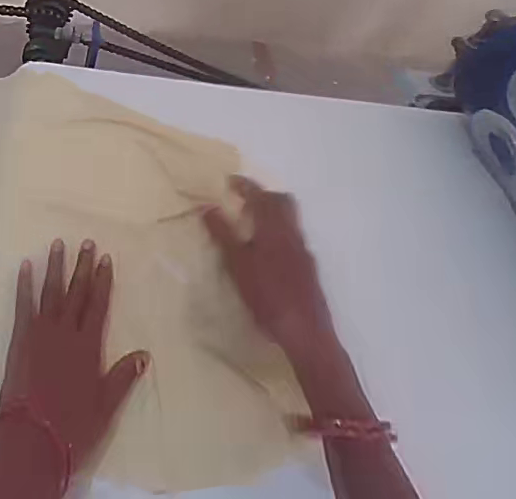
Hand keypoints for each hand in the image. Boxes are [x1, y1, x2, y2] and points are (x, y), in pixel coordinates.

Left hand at [0, 239, 150, 473]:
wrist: (30, 439)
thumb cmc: (72, 426)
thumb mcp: (106, 406)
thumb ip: (124, 377)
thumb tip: (144, 354)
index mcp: (88, 345)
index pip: (98, 304)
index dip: (103, 280)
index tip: (105, 258)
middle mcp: (66, 331)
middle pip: (77, 291)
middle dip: (83, 266)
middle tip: (86, 242)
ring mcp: (41, 331)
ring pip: (51, 291)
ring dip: (55, 266)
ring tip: (58, 244)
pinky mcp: (20, 338)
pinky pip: (22, 304)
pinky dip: (24, 283)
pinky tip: (25, 265)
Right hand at [203, 175, 337, 359]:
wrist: (308, 334)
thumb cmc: (268, 297)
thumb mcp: (237, 265)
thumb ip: (222, 234)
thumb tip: (206, 207)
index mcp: (274, 227)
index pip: (259, 194)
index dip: (244, 185)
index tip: (228, 182)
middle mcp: (292, 233)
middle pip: (281, 201)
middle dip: (262, 195)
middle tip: (242, 201)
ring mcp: (304, 250)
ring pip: (290, 219)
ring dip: (272, 214)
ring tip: (252, 226)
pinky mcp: (309, 268)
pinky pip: (294, 237)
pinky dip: (279, 233)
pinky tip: (268, 254)